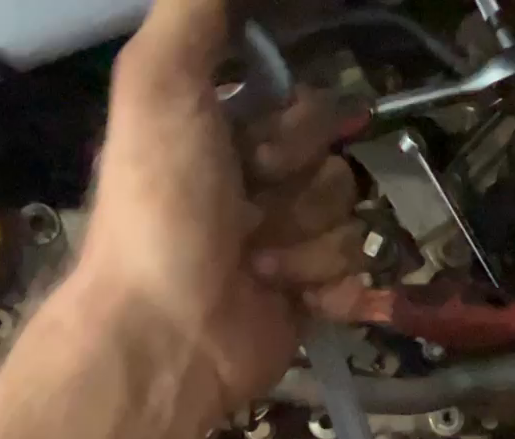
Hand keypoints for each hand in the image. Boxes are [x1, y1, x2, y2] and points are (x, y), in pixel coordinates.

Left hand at [80, 0, 366, 413]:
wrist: (170, 332)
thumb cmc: (159, 209)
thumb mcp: (159, 86)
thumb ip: (194, 16)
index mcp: (228, 136)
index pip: (308, 110)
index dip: (292, 129)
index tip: (250, 153)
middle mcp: (262, 187)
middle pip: (335, 163)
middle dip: (295, 190)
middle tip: (245, 216)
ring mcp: (290, 245)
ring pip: (348, 221)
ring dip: (303, 245)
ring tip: (256, 268)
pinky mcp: (312, 297)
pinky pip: (356, 273)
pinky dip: (323, 288)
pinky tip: (287, 300)